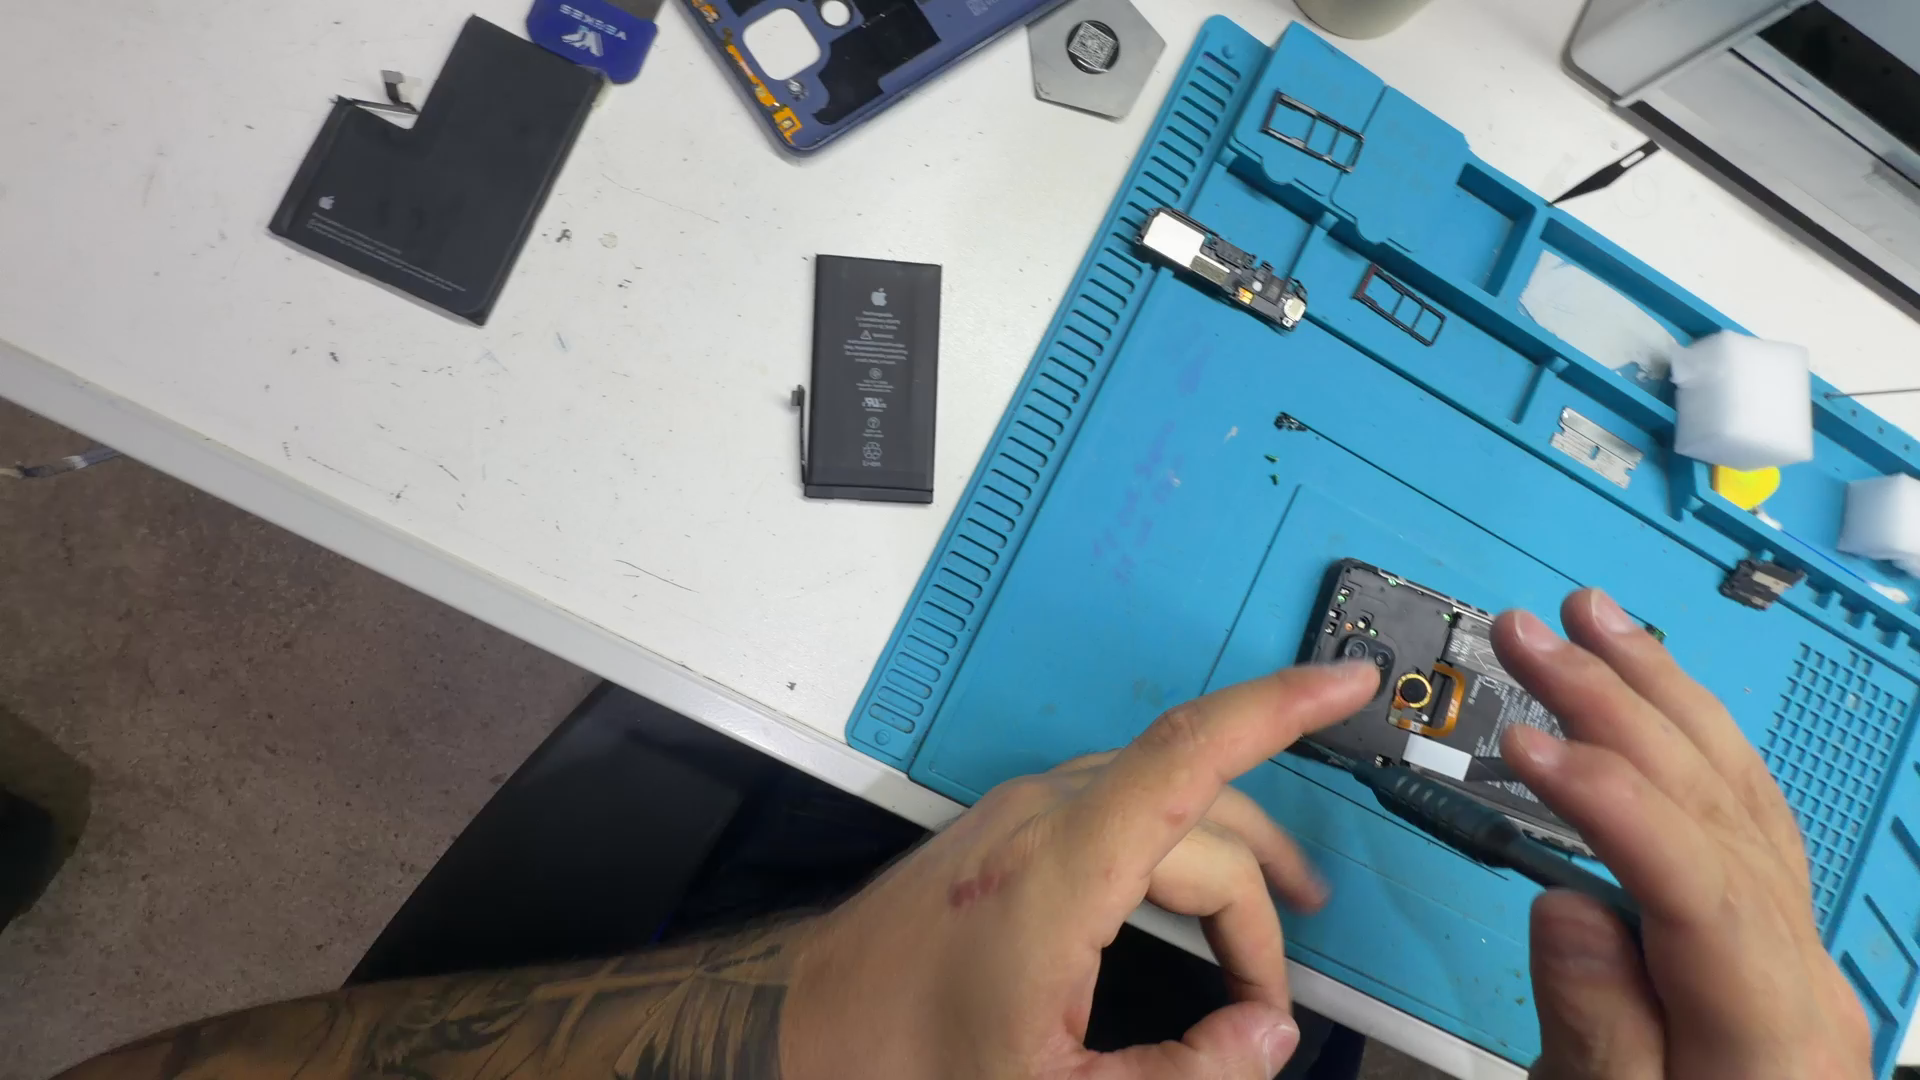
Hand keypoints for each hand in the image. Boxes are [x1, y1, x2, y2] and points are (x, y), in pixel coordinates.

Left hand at [781, 662, 1379, 1079]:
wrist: (813, 1016)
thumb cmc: (914, 1058)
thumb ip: (1183, 1077)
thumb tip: (1267, 1035)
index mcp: (1061, 862)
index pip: (1190, 752)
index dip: (1277, 707)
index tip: (1344, 681)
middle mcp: (1046, 807)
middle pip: (1197, 809)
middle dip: (1261, 897)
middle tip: (1275, 996)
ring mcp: (1026, 804)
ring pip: (1161, 799)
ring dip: (1222, 863)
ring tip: (1257, 944)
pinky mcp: (1014, 818)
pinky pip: (1120, 805)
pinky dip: (1172, 849)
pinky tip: (1182, 901)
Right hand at [1493, 589, 1871, 1078]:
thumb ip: (1597, 1023)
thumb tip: (1566, 903)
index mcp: (1764, 1018)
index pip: (1693, 879)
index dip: (1607, 797)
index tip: (1518, 738)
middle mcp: (1792, 951)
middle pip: (1712, 802)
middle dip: (1614, 700)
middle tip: (1529, 631)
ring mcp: (1786, 920)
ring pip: (1734, 780)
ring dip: (1656, 684)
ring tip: (1594, 615)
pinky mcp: (1760, 902)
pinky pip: (1737, 796)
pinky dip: (1689, 724)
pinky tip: (1654, 684)